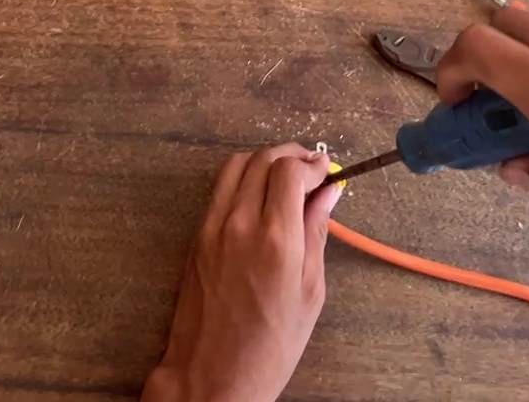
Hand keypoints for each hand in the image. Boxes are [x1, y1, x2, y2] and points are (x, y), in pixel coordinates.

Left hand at [146, 143, 339, 401]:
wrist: (212, 373)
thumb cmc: (271, 345)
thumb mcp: (310, 293)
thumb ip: (317, 233)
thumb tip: (329, 193)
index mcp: (276, 240)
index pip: (290, 171)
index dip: (312, 164)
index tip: (327, 169)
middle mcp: (241, 222)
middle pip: (264, 159)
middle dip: (292, 155)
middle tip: (311, 167)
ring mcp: (214, 224)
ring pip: (238, 164)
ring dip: (265, 158)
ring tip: (287, 173)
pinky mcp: (198, 231)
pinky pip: (221, 186)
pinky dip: (243, 175)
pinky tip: (260, 191)